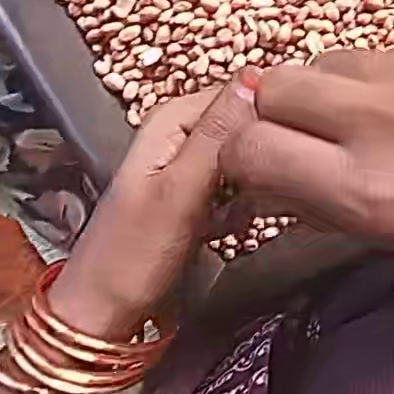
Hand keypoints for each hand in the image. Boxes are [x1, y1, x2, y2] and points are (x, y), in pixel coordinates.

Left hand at [49, 68, 258, 337]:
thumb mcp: (181, 188)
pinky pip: (240, 184)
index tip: (290, 146)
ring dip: (258, 182)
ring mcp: (191, 163)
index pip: (242, 90)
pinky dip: (245, 204)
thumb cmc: (136, 253)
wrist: (104, 316)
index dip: (270, 113)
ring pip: (248, 156)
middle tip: (268, 188)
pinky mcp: (200, 193)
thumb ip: (218, 133)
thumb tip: (254, 76)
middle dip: (264, 152)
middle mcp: (183, 131)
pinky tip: (236, 225)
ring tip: (248, 212)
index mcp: (173, 117)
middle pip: (247, 123)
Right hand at [221, 35, 393, 266]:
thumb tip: (263, 177)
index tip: (259, 163)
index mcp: (365, 189)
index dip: (243, 157)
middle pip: (270, 86)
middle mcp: (376, 120)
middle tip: (303, 132)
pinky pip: (377, 52)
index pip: (251, 149)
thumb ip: (319, 203)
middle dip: (272, 111)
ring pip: (322, 61)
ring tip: (362, 115)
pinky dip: (375, 77)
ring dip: (324, 89)